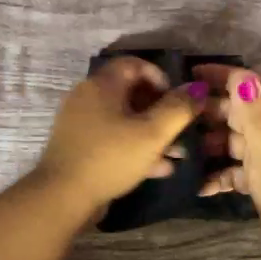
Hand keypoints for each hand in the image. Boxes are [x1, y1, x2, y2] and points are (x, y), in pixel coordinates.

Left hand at [31, 56, 206, 214]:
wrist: (62, 195)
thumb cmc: (110, 158)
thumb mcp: (152, 133)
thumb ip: (178, 109)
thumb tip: (197, 88)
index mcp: (102, 85)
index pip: (134, 64)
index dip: (161, 77)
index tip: (178, 100)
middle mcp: (87, 97)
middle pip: (131, 93)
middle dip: (161, 111)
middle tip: (181, 130)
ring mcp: (80, 122)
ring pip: (124, 119)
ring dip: (151, 134)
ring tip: (177, 154)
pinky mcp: (79, 145)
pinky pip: (112, 138)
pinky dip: (134, 148)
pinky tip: (158, 169)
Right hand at [190, 65, 260, 246]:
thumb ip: (256, 114)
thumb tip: (241, 76)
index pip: (255, 85)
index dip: (226, 76)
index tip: (192, 74)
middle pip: (240, 113)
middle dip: (211, 112)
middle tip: (178, 118)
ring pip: (234, 142)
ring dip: (210, 144)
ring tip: (183, 152)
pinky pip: (234, 172)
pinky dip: (218, 176)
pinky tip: (200, 186)